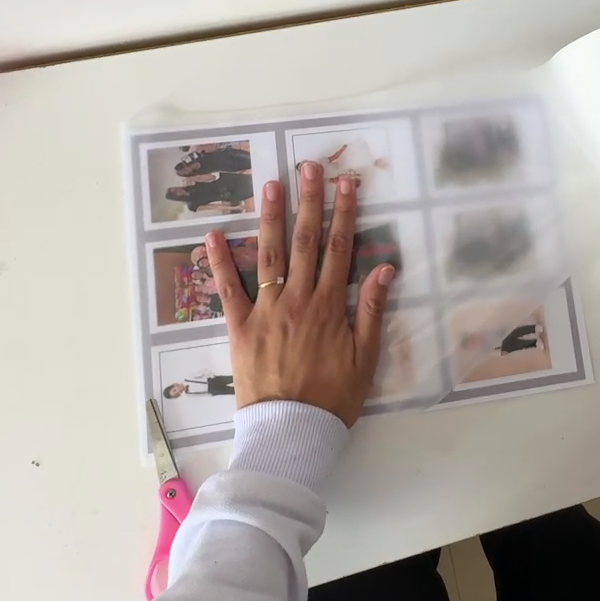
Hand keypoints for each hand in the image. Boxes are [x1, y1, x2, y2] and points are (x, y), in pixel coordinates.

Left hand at [203, 162, 394, 425]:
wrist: (292, 433)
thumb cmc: (334, 397)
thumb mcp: (366, 357)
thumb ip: (372, 310)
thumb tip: (386, 268)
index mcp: (329, 305)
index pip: (340, 249)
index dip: (345, 213)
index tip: (347, 184)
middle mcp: (297, 299)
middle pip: (306, 242)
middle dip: (309, 202)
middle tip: (309, 167)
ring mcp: (266, 311)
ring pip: (269, 256)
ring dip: (271, 218)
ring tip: (271, 184)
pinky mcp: (240, 327)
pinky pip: (228, 291)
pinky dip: (220, 262)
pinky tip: (213, 234)